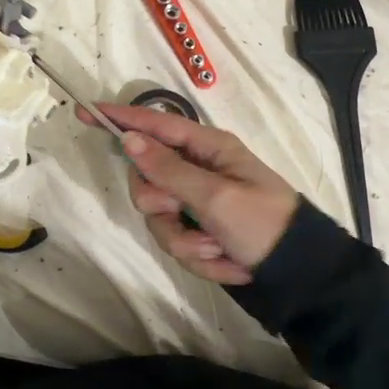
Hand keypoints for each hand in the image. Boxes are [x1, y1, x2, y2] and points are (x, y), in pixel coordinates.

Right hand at [80, 103, 300, 285]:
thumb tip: (129, 139)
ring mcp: (197, 202)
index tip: (86, 110)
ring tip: (217, 249)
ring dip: (186, 240)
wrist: (302, 277)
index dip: (120, 118)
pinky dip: (199, 257)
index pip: (154, 126)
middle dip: (161, 205)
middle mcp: (198, 171)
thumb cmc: (263, 224)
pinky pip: (176, 241)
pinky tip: (228, 264)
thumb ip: (168, 169)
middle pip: (146, 179)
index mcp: (208, 149)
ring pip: (158, 217)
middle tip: (182, 216)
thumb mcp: (216, 197)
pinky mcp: (199, 230)